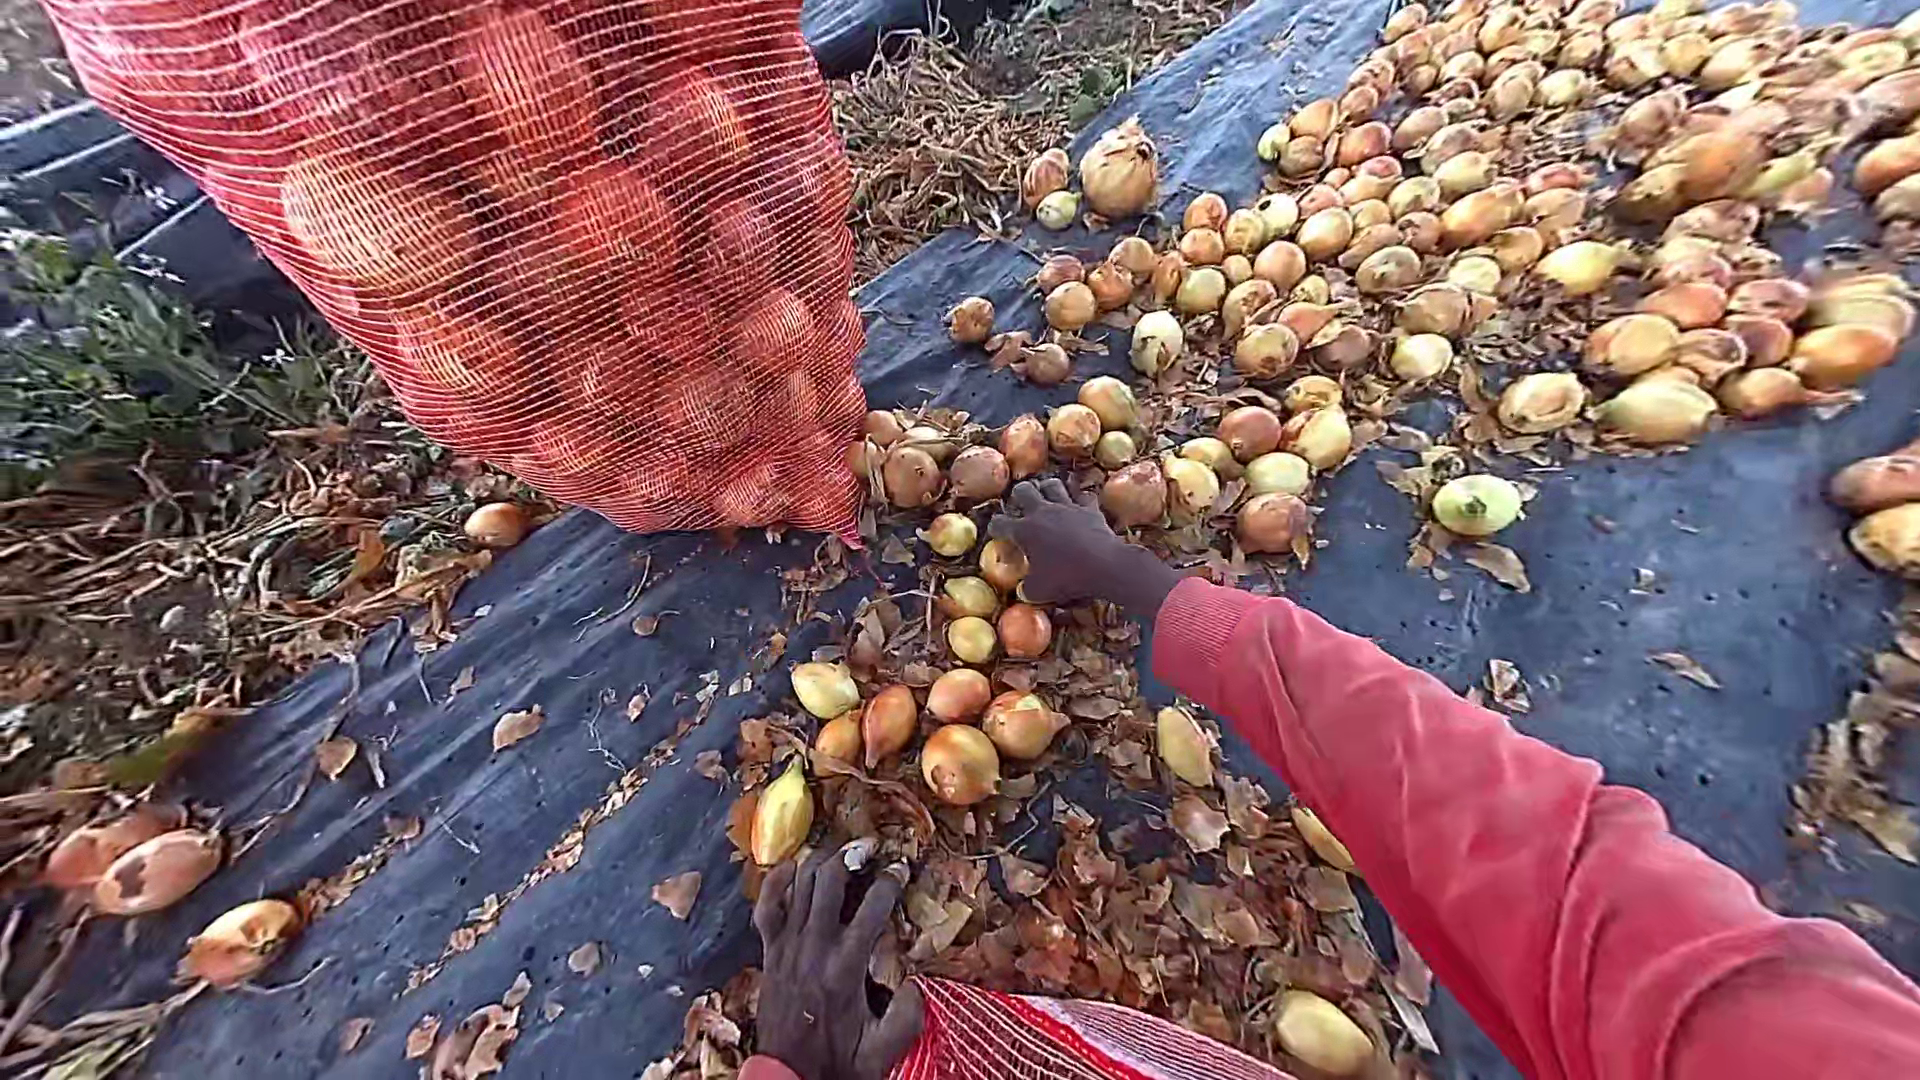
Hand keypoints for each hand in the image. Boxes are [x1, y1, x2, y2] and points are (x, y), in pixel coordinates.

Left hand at [752, 847, 922, 1079]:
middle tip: (869, 847)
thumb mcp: (880, 1054)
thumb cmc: (837, 1063)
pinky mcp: (771, 950)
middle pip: (831, 879)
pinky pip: (767, 906)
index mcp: (845, 965)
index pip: (874, 904)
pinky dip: (777, 881)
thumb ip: (906, 1019)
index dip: (891, 879)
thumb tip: (917, 981)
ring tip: (840, 851)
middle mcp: (816, 945)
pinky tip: (791, 867)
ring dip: (822, 860)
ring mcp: (789, 944)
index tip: (902, 868)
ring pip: (802, 883)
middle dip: (853, 854)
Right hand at [995, 479, 1181, 617]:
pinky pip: (1083, 496)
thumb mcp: (1039, 591)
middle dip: (1019, 494)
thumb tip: (1023, 589)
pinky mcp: (1090, 509)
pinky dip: (1080, 500)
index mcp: (1024, 531)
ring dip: (1047, 488)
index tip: (996, 531)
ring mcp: (1067, 507)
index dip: (995, 526)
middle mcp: (1042, 513)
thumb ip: (1027, 588)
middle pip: (1024, 490)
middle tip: (1020, 502)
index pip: (1000, 523)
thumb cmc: (1067, 578)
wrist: (1104, 566)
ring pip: (1052, 485)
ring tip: (1047, 495)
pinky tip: (1080, 505)